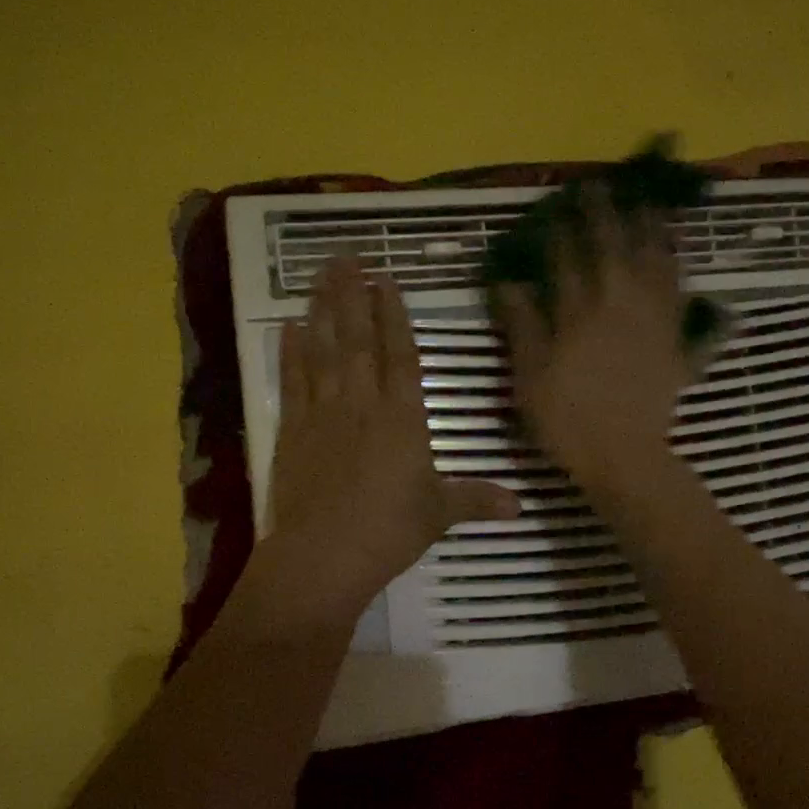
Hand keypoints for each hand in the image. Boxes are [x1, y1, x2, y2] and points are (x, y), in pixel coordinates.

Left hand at [266, 257, 520, 609]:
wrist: (324, 553)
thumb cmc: (389, 531)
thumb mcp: (438, 513)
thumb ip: (475, 499)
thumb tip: (520, 506)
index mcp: (404, 417)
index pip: (401, 354)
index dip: (395, 315)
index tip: (386, 278)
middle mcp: (363, 403)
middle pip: (358, 339)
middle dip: (353, 294)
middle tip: (345, 255)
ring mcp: (323, 413)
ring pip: (323, 350)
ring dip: (322, 309)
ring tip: (319, 274)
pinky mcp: (292, 431)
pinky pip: (292, 381)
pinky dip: (291, 352)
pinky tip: (289, 326)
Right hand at [496, 191, 695, 488]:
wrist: (625, 456)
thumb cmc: (568, 421)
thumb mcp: (530, 377)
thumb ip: (522, 326)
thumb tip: (508, 282)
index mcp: (579, 311)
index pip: (567, 258)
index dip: (561, 230)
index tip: (556, 205)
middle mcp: (619, 304)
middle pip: (614, 248)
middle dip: (605, 214)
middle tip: (600, 186)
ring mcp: (653, 320)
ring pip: (654, 262)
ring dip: (650, 229)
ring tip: (647, 203)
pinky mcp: (675, 340)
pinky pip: (681, 295)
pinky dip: (680, 271)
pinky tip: (681, 257)